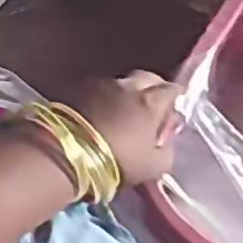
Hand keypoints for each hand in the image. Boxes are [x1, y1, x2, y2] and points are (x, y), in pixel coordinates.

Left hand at [64, 70, 182, 186]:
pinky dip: (106, 94)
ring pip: (121, 81)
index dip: (175, 96)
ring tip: (125, 108)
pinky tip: (104, 108)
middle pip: (145, 77)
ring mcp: (98, 83)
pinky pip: (99, 86)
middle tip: (153, 102)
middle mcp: (125, 86)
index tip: (175, 106)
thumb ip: (167, 148)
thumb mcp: (155, 165)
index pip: (170, 89)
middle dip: (153, 86)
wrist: (67, 149)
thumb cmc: (117, 160)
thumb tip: (166, 137)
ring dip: (127, 91)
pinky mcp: (77, 87)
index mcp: (149, 102)